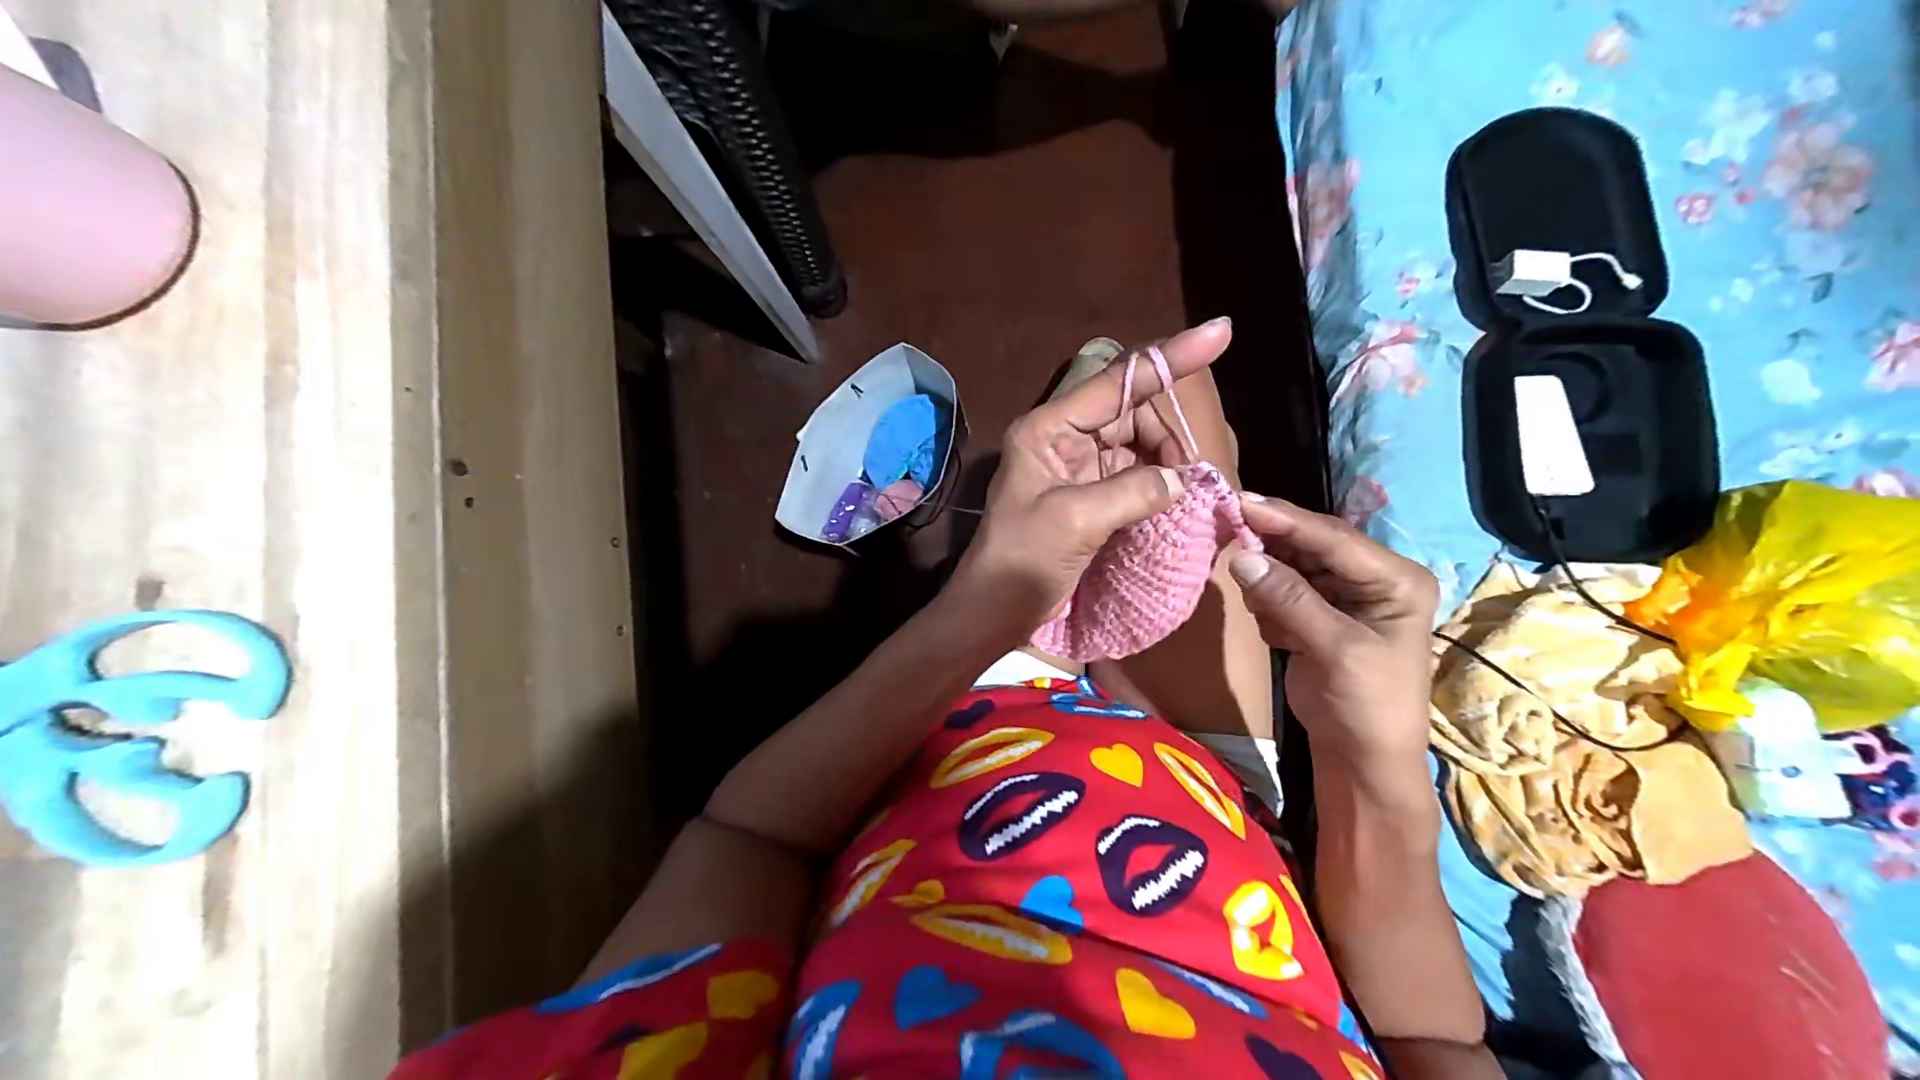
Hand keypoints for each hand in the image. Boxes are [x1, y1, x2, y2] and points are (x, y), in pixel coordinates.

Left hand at [950, 318, 1234, 638]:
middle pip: (1134, 412)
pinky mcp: (1091, 498)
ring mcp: (1079, 469)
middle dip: (1170, 433)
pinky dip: (1161, 484)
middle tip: (1196, 473)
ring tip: (1190, 491)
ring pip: (1140, 445)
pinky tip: (1180, 497)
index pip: (1117, 381)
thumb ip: (1132, 491)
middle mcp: (1065, 440)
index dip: (1170, 358)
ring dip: (1169, 461)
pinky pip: (1137, 476)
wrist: (995, 612)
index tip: (1223, 332)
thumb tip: (1181, 479)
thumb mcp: (1073, 521)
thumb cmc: (1020, 562)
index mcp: (1049, 429)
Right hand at [1227, 498, 1438, 768]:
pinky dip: (1266, 599)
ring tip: (1256, 594)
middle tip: (1225, 522)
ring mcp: (1341, 595)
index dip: (1285, 519)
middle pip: (1310, 543)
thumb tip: (1241, 556)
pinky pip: (1279, 589)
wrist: (1363, 758)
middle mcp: (1370, 578)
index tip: (1240, 501)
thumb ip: (1289, 599)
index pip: (1333, 538)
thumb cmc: (1367, 704)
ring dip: (1266, 573)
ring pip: (1290, 564)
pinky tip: (1274, 629)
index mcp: (1395, 580)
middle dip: (1270, 539)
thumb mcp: (1335, 649)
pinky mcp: (1315, 613)